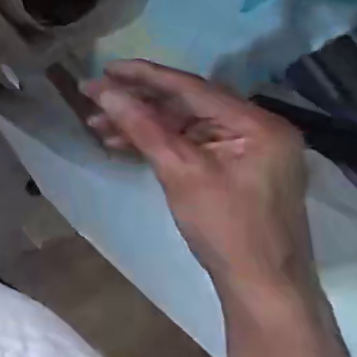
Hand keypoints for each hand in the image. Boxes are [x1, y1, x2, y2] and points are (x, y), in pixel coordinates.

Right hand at [81, 60, 313, 297]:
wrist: (263, 287)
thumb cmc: (226, 227)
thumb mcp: (179, 170)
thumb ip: (140, 124)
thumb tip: (101, 89)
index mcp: (256, 124)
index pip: (190, 87)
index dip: (143, 76)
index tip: (103, 68)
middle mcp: (257, 129)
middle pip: (186, 103)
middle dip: (136, 101)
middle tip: (93, 95)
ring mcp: (247, 150)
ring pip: (183, 124)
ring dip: (140, 123)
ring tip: (96, 124)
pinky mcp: (235, 169)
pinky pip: (189, 143)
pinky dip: (156, 141)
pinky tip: (121, 143)